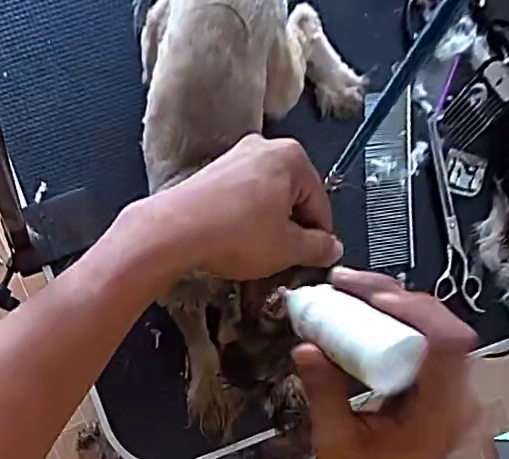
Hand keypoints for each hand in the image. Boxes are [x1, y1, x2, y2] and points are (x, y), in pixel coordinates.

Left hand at [130, 135, 342, 280]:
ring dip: (272, 229)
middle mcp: (264, 148)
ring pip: (270, 200)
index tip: (316, 260)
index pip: (321, 205)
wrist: (178, 231)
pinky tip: (241, 244)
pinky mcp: (215, 174)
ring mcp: (237, 158)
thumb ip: (318, 248)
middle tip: (289, 261)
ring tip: (262, 256)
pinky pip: (245, 200)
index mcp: (292, 157)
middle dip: (294, 231)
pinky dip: (249, 222)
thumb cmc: (235, 234)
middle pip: (295, 199)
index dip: (321, 239)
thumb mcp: (288, 249)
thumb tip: (331, 248)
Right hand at [294, 268, 477, 458]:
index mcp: (437, 411)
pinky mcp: (445, 380)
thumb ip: (323, 395)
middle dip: (397, 296)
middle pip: (444, 324)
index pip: (446, 345)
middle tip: (349, 285)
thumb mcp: (337, 443)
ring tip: (354, 293)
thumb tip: (304, 348)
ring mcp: (456, 385)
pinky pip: (429, 336)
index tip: (371, 299)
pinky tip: (370, 311)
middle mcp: (457, 393)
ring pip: (439, 324)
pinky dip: (401, 318)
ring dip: (399, 302)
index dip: (414, 312)